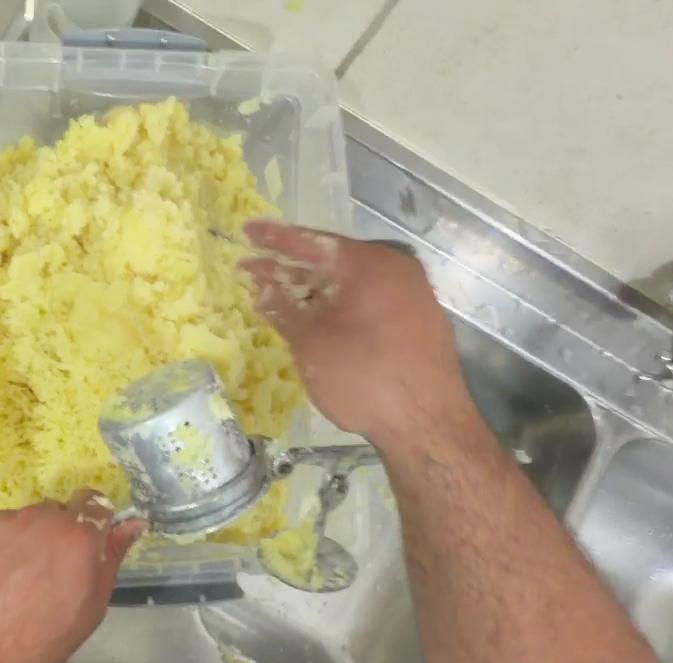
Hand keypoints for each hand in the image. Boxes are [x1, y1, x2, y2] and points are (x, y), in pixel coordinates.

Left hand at [0, 492, 144, 662]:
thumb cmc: (36, 642)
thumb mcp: (88, 610)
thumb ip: (110, 560)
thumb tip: (133, 524)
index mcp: (77, 537)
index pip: (93, 504)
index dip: (88, 524)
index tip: (78, 546)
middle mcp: (38, 518)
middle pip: (52, 514)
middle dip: (50, 537)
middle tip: (37, 575)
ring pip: (14, 522)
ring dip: (14, 542)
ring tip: (0, 582)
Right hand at [240, 221, 477, 447]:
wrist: (425, 421)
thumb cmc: (364, 377)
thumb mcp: (312, 343)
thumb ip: (284, 310)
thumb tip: (263, 289)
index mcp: (370, 265)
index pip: (312, 243)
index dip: (275, 239)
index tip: (247, 231)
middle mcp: (395, 269)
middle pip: (333, 262)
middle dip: (291, 268)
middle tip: (254, 271)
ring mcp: (409, 294)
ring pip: (349, 284)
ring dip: (312, 291)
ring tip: (277, 297)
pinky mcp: (414, 320)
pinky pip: (366, 301)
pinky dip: (336, 306)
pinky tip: (315, 320)